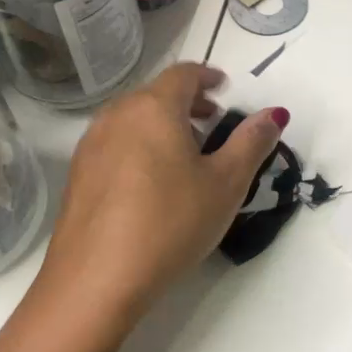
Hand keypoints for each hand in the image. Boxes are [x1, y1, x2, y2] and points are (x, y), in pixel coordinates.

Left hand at [38, 63, 286, 322]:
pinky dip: (138, 145)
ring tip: (184, 154)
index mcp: (154, 107)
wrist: (96, 278)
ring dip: (161, 124)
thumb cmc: (170, 223)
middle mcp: (117, 115)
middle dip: (186, 102)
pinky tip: (151, 183)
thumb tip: (274, 113)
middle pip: (155, 94)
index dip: (207, 76)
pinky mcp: (77, 174)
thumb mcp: (225, 185)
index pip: (184, 74)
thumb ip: (252, 143)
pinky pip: (114, 143)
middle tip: (212, 122)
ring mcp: (91, 144)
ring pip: (132, 118)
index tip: (224, 88)